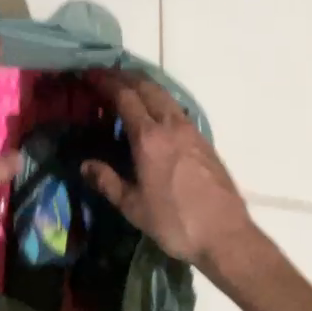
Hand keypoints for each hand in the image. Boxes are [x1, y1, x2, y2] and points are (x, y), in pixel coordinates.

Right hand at [81, 71, 257, 273]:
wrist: (227, 236)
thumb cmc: (176, 222)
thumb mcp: (133, 207)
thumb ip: (107, 182)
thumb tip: (85, 165)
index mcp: (149, 137)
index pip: (124, 96)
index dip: (105, 81)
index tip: (89, 74)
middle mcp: (170, 125)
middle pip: (145, 86)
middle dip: (123, 76)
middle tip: (104, 75)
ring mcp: (190, 130)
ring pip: (163, 94)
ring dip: (142, 84)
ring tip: (126, 87)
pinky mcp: (203, 140)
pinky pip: (175, 107)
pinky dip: (158, 99)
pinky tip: (153, 112)